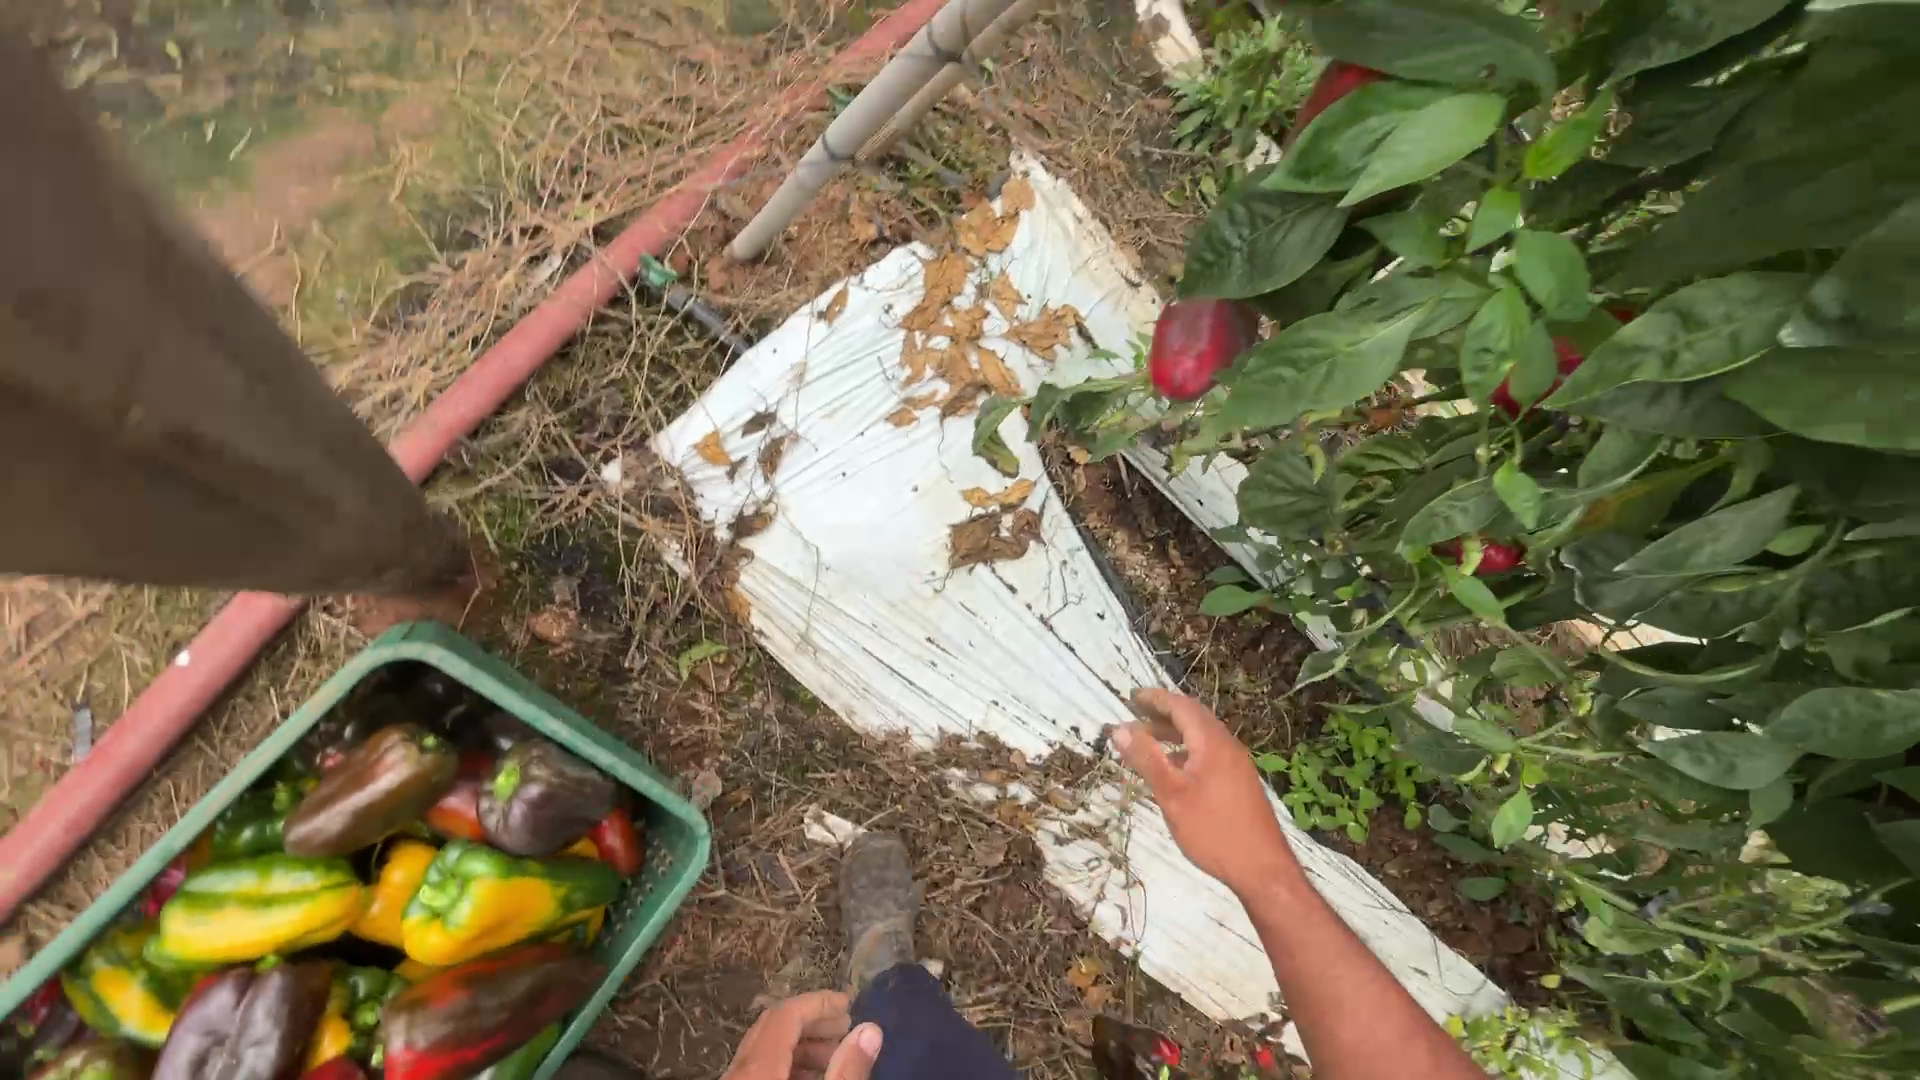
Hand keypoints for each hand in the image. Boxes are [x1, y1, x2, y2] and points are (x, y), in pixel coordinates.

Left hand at [720, 991, 883, 1079]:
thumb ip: (847, 1070)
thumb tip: (870, 1028)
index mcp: (757, 1068)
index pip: (786, 1013)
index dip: (819, 1002)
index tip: (849, 1004)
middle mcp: (737, 1073)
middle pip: (772, 1027)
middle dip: (812, 1021)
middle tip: (847, 1027)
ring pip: (763, 1051)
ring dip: (801, 1045)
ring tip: (835, 1055)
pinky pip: (757, 1071)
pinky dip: (785, 1064)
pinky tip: (811, 1078)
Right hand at [1113, 688, 1297, 896]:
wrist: (1263, 870)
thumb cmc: (1213, 829)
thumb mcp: (1171, 793)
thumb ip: (1146, 758)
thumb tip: (1119, 728)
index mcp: (1212, 742)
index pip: (1181, 706)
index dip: (1155, 699)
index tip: (1131, 698)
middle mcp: (1228, 746)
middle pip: (1194, 717)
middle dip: (1164, 712)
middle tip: (1136, 715)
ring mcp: (1237, 765)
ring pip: (1202, 736)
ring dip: (1175, 732)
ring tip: (1148, 740)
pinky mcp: (1240, 783)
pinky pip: (1210, 752)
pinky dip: (1187, 750)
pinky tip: (1174, 769)